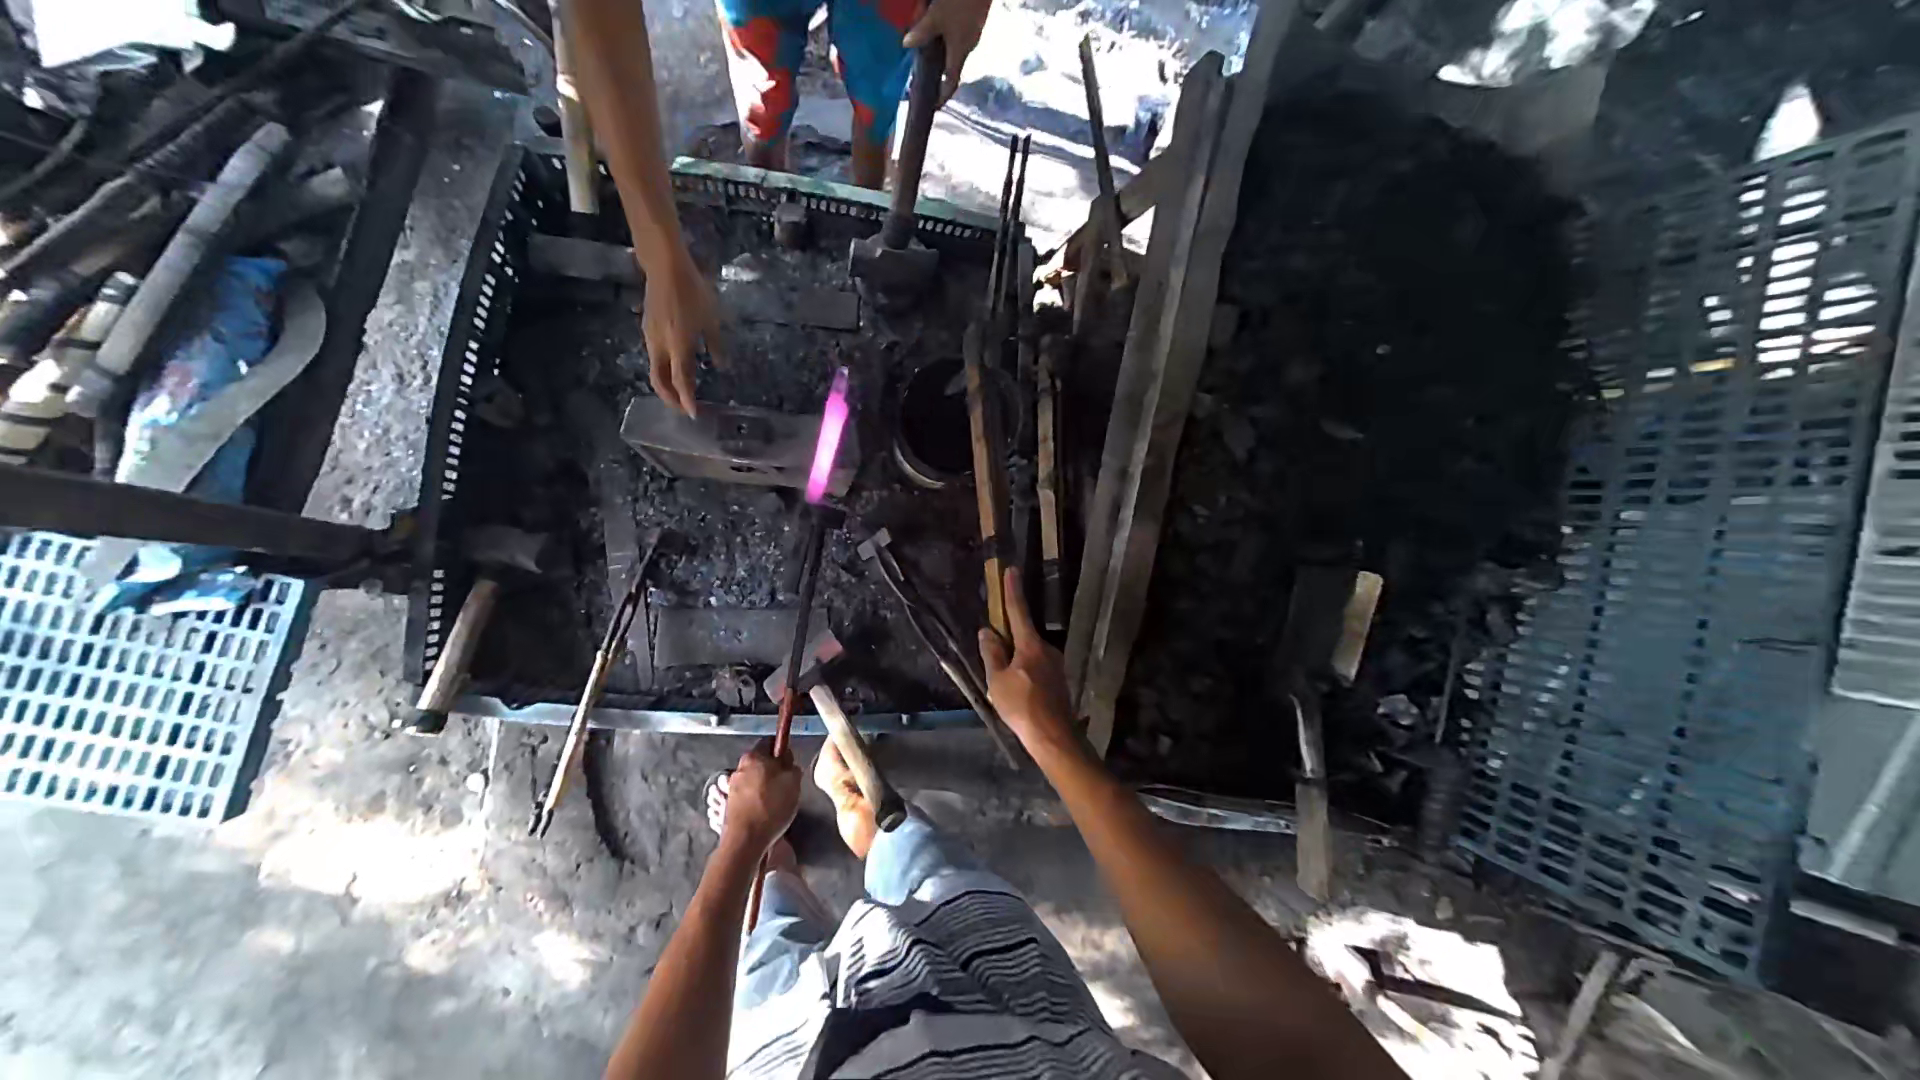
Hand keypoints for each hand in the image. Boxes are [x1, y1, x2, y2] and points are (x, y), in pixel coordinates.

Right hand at [640, 243, 724, 417]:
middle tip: (683, 409)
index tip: (694, 414)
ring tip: (680, 394)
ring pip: (655, 369)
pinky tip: (674, 369)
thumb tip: (721, 367)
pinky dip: (663, 369)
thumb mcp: (712, 320)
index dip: (687, 400)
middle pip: (660, 380)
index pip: (681, 381)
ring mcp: (650, 337)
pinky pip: (654, 356)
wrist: (665, 266)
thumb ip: (716, 346)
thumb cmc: (694, 291)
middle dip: (670, 399)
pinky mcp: (647, 328)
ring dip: (666, 385)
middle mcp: (661, 345)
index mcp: (679, 345)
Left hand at [721, 738, 800, 855]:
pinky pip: (749, 797)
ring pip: (755, 781)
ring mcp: (732, 788)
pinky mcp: (729, 806)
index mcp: (753, 756)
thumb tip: (786, 763)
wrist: (745, 841)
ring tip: (778, 804)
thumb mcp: (794, 781)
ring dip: (766, 788)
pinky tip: (766, 814)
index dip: (783, 750)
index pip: (770, 742)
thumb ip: (792, 766)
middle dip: (774, 771)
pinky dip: (758, 802)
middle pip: (762, 763)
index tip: (791, 764)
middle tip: (788, 786)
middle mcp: (739, 768)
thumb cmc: (771, 806)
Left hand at [901, 0, 990, 103]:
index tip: (934, 105)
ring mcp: (974, 33)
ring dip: (944, 50)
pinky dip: (949, 36)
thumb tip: (906, 44)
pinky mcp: (976, 21)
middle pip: (952, 64)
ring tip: (929, 45)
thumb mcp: (936, 16)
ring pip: (956, 48)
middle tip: (924, 69)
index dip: (943, 96)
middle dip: (939, 69)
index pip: (951, 83)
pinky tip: (940, 25)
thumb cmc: (960, 2)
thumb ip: (922, 31)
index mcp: (959, 52)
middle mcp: (969, 47)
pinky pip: (960, 35)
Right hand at [978, 567, 1078, 757]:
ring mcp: (1056, 665)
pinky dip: (1025, 671)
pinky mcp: (1059, 680)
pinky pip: (1037, 668)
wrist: (1053, 736)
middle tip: (995, 652)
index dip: (1013, 590)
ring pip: (1030, 654)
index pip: (1019, 610)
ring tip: (1004, 683)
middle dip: (1009, 639)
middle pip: (1024, 635)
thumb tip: (986, 631)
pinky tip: (1018, 691)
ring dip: (1017, 660)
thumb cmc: (1021, 706)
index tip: (1011, 570)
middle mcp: (1047, 649)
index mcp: (1030, 645)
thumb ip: (991, 654)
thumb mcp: (996, 681)